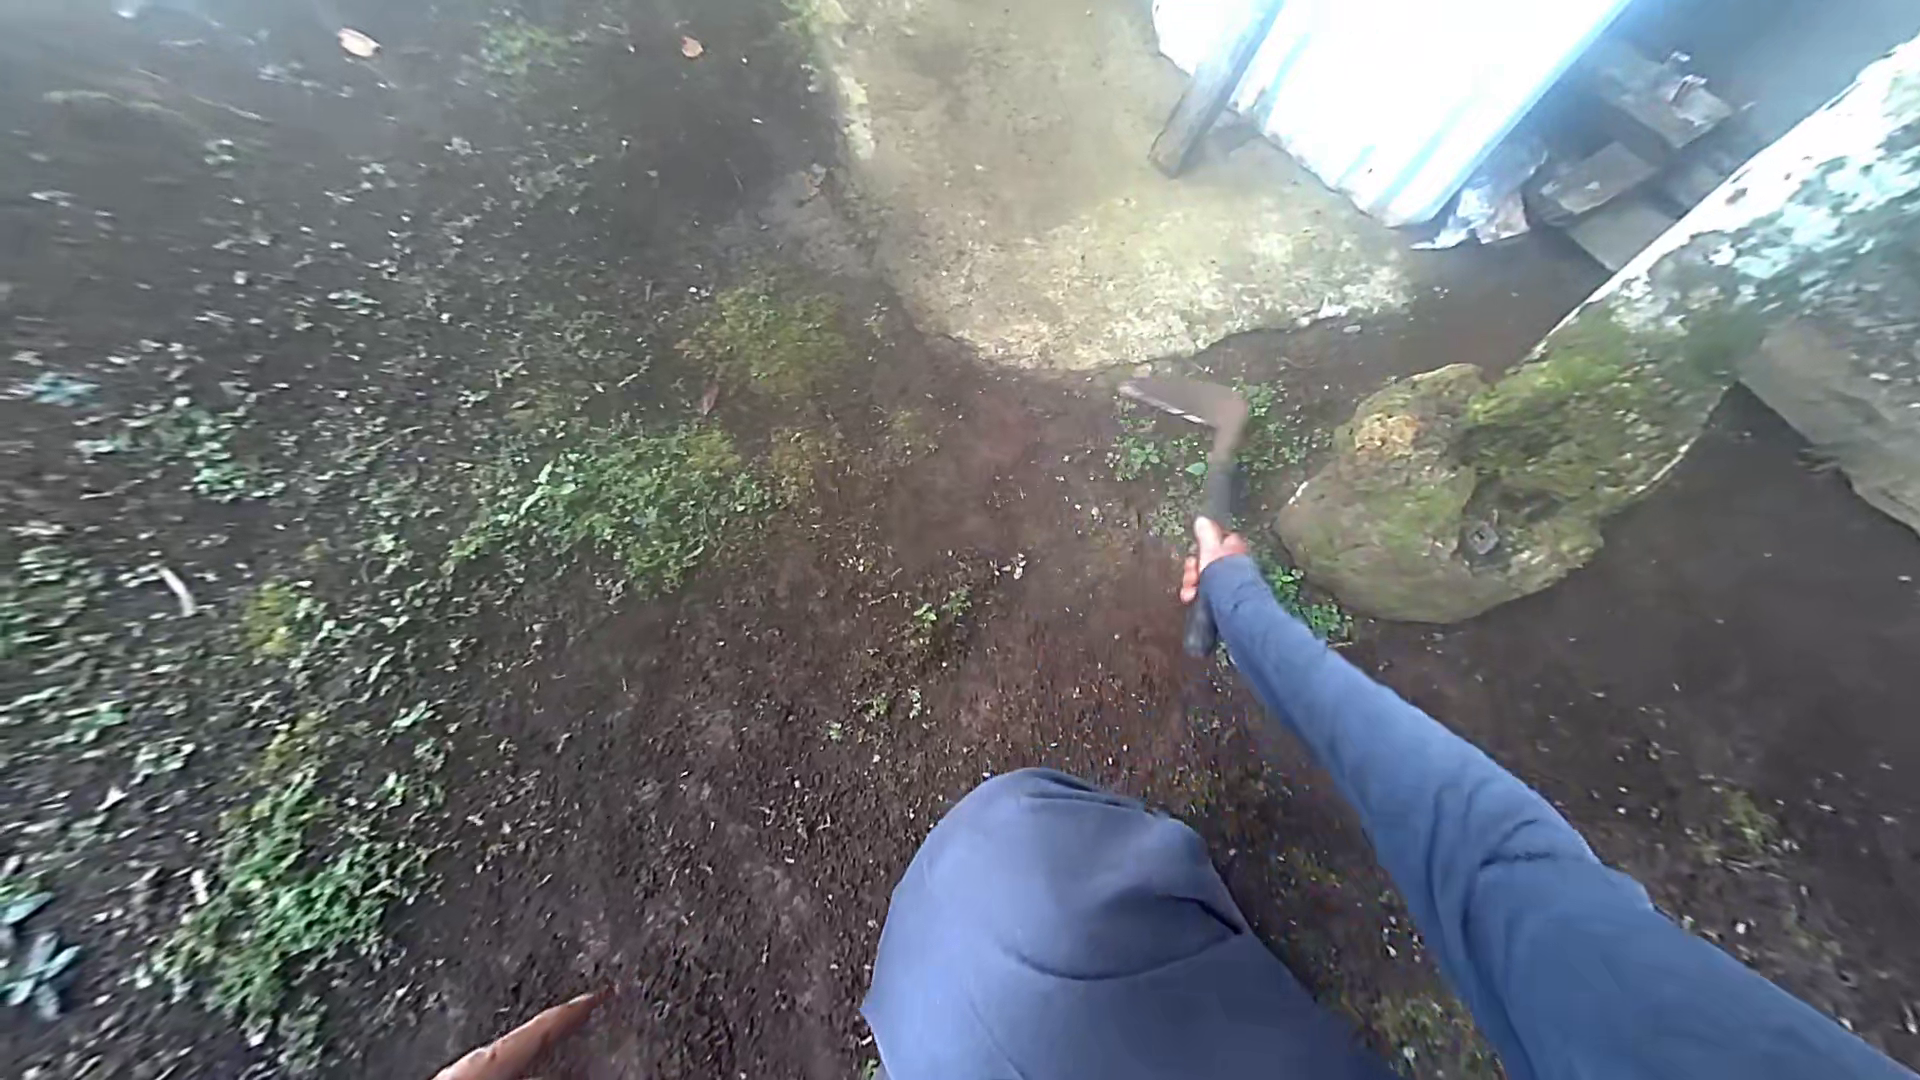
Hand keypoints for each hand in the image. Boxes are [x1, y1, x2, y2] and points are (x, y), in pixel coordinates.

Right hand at [1179, 517, 1249, 603]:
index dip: (1204, 543)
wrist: (1229, 603)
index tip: (1196, 549)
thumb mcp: (1210, 548)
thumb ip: (1206, 533)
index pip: (1218, 540)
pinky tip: (1191, 597)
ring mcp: (1224, 582)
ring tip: (1191, 590)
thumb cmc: (1223, 574)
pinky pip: (1201, 591)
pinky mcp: (1218, 597)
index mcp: (1232, 550)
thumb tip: (1201, 519)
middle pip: (1204, 560)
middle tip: (1192, 574)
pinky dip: (1193, 594)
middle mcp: (1230, 565)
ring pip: (1201, 577)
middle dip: (1192, 567)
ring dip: (1191, 582)